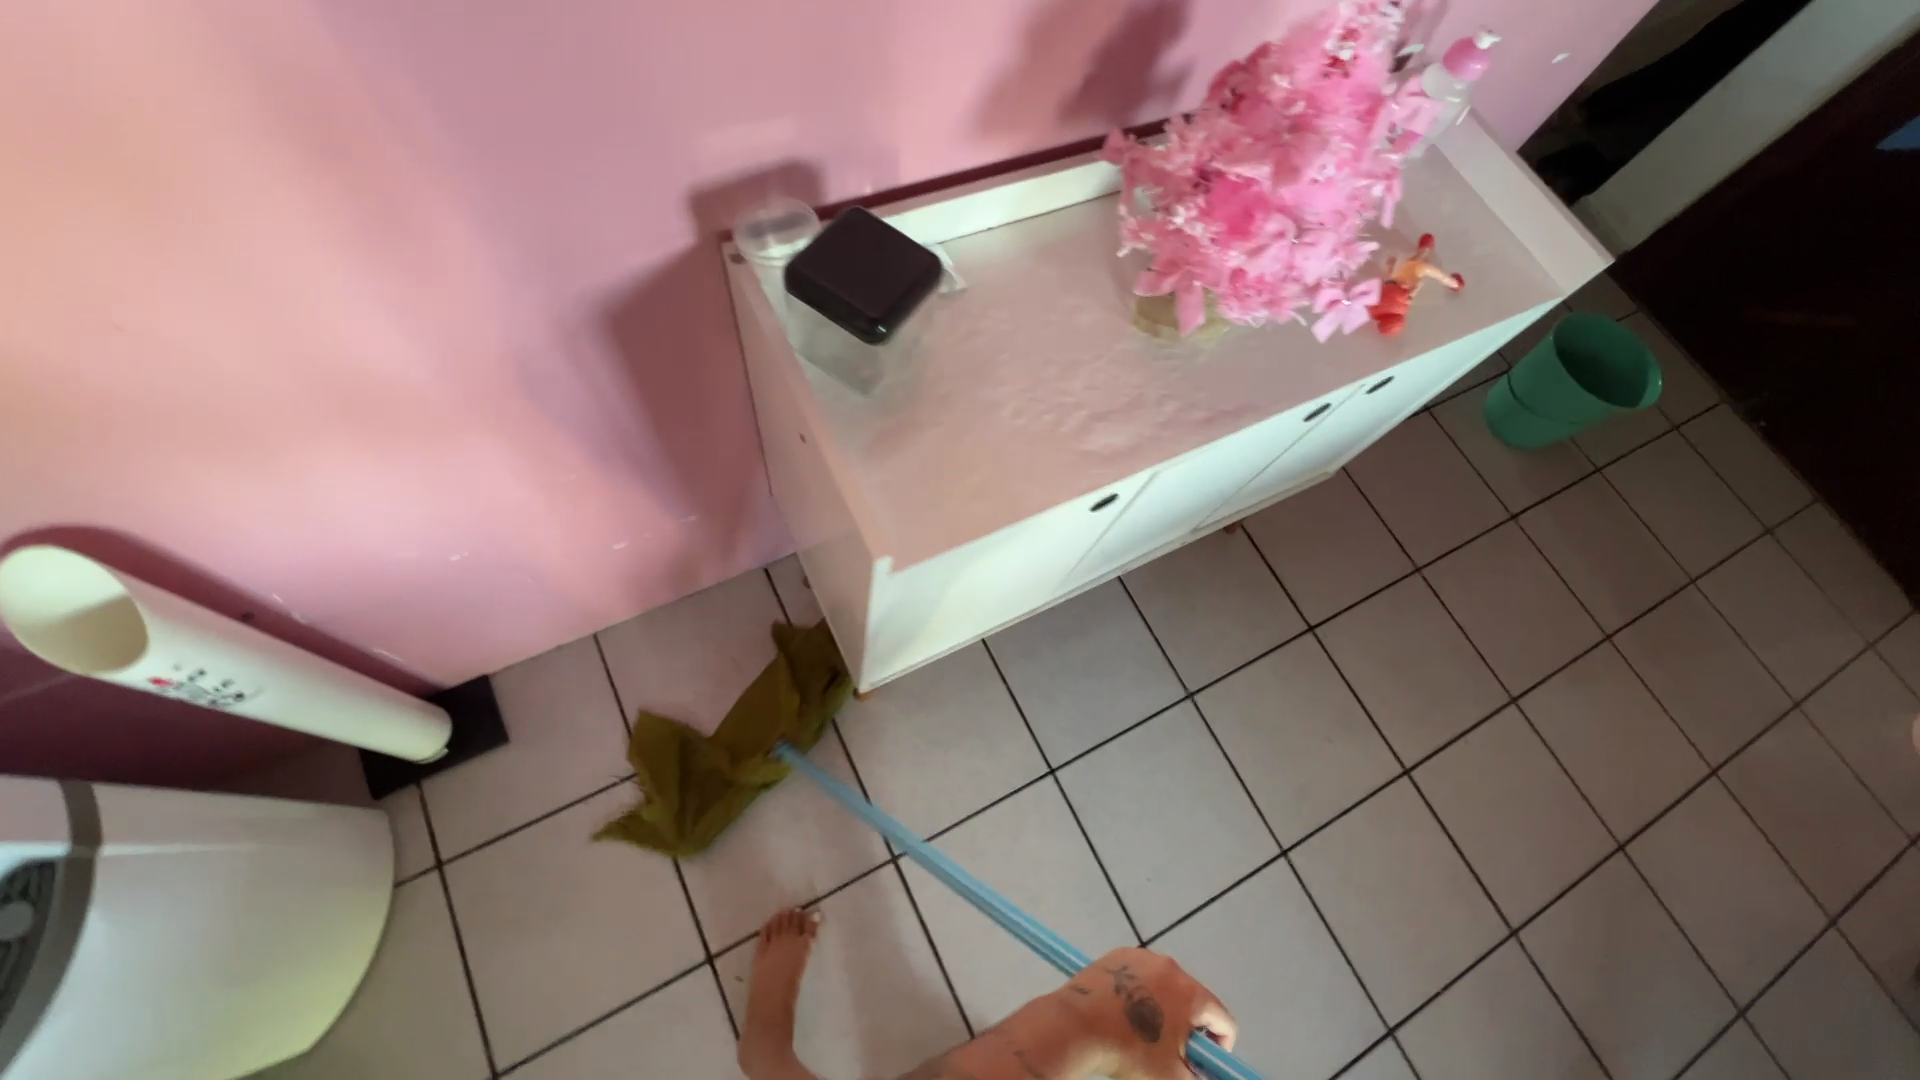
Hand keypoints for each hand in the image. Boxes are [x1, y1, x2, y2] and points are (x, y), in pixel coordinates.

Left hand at [1057, 948, 1236, 1078]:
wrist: (1077, 1027)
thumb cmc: (1129, 1053)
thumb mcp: (1172, 1078)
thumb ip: (1199, 1079)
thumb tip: (1202, 1074)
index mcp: (1190, 993)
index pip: (1224, 1020)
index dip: (1219, 1048)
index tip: (1200, 1063)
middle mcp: (1170, 966)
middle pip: (1195, 1001)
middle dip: (1189, 1029)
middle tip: (1170, 1052)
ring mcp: (1142, 956)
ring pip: (1166, 987)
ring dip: (1164, 1010)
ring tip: (1142, 1033)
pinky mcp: (1117, 954)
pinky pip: (1141, 976)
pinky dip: (1140, 994)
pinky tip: (1122, 1014)